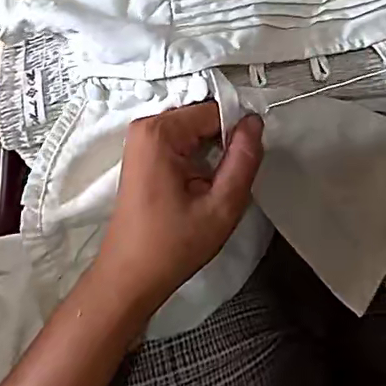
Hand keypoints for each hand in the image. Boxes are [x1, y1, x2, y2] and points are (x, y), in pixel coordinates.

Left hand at [92, 102, 263, 310]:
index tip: (244, 163)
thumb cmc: (170, 246)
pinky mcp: (143, 153)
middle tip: (225, 181)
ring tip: (210, 188)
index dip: (237, 134)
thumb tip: (254, 124)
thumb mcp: (220, 206)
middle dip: (222, 143)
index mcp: (158, 132)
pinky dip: (196, 159)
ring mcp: (141, 139)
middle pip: (201, 117)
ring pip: (193, 130)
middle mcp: (145, 127)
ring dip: (210, 153)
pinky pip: (180, 142)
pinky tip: (198, 187)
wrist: (131, 274)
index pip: (213, 110)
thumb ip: (243, 160)